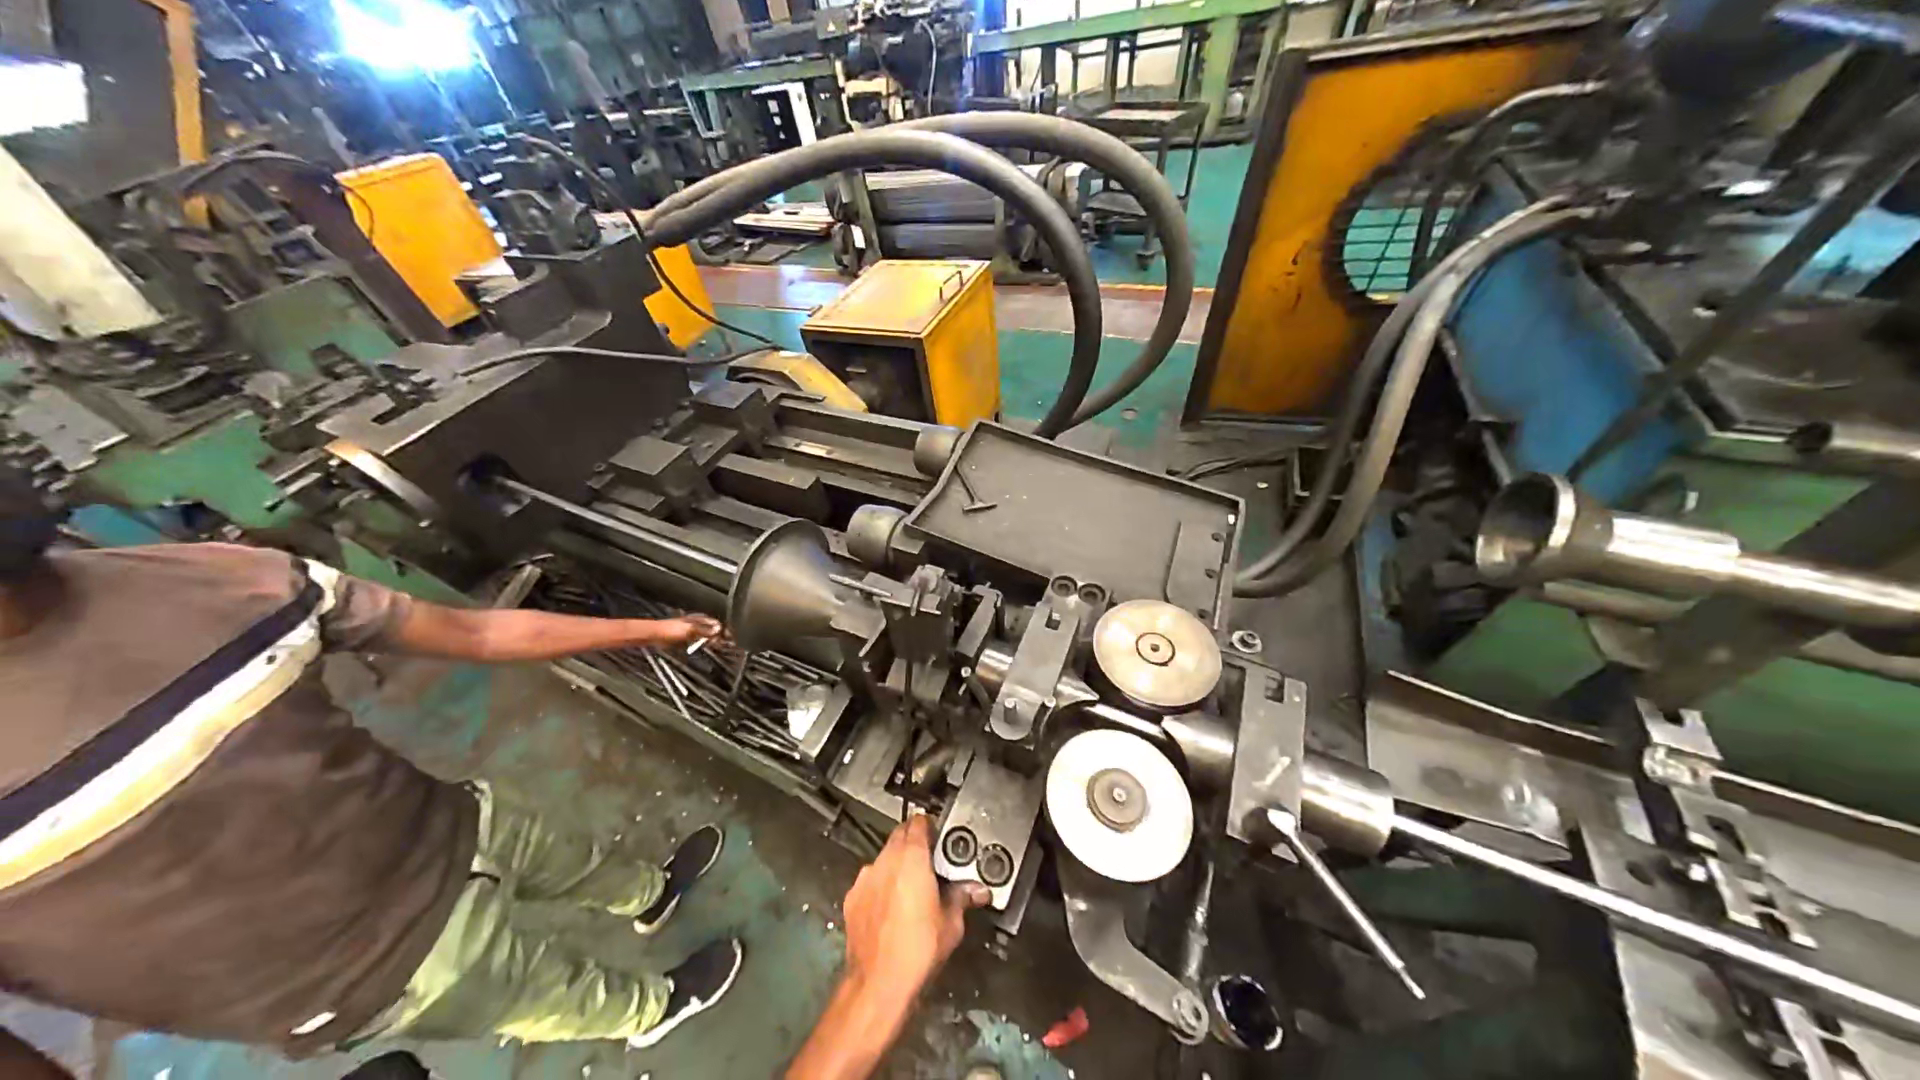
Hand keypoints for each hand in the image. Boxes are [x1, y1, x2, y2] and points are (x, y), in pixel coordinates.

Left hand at [651, 614, 724, 646]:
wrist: (654, 635)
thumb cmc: (671, 631)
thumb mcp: (689, 630)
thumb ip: (704, 630)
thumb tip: (719, 629)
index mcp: (699, 618)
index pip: (717, 624)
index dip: (723, 631)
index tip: (729, 641)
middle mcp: (697, 623)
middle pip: (713, 629)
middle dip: (720, 637)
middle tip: (726, 647)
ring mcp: (692, 631)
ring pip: (707, 635)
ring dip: (713, 642)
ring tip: (719, 649)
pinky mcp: (687, 638)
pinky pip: (700, 641)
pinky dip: (705, 645)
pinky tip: (706, 649)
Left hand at [842, 814, 990, 996]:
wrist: (878, 982)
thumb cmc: (919, 948)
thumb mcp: (951, 922)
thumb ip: (962, 898)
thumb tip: (977, 891)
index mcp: (912, 857)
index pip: (919, 823)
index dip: (930, 826)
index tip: (939, 837)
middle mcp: (885, 860)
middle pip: (899, 836)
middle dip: (913, 843)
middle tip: (930, 861)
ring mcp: (864, 878)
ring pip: (883, 859)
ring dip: (896, 865)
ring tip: (911, 888)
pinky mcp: (851, 898)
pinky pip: (870, 881)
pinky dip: (880, 886)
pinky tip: (890, 909)